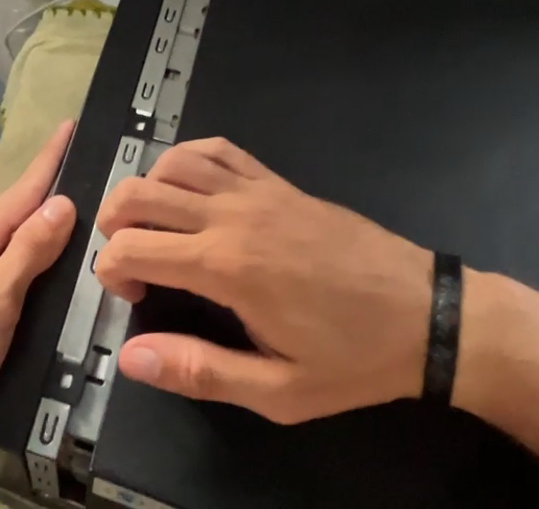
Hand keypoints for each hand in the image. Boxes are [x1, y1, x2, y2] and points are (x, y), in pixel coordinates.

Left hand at [0, 122, 76, 507]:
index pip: (25, 189)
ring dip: (49, 233)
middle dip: (57, 193)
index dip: (51, 159)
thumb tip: (63, 201)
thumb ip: (28, 252)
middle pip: (22, 216)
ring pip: (17, 249)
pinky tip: (54, 282)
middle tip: (102, 178)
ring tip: (90, 225)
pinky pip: (11, 279)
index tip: (73, 123)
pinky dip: (36, 271)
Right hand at [94, 137, 433, 423]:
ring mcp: (256, 190)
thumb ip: (199, 371)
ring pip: (171, 163)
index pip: (132, 248)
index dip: (111, 272)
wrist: (427, 314)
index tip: (132, 299)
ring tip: (151, 224)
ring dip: (145, 189)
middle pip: (139, 194)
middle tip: (129, 260)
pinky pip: (218, 149)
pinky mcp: (277, 181)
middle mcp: (231, 216)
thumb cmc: (353, 358)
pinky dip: (186, 158)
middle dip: (114, 223)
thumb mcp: (279, 390)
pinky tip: (187, 185)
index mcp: (226, 268)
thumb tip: (132, 358)